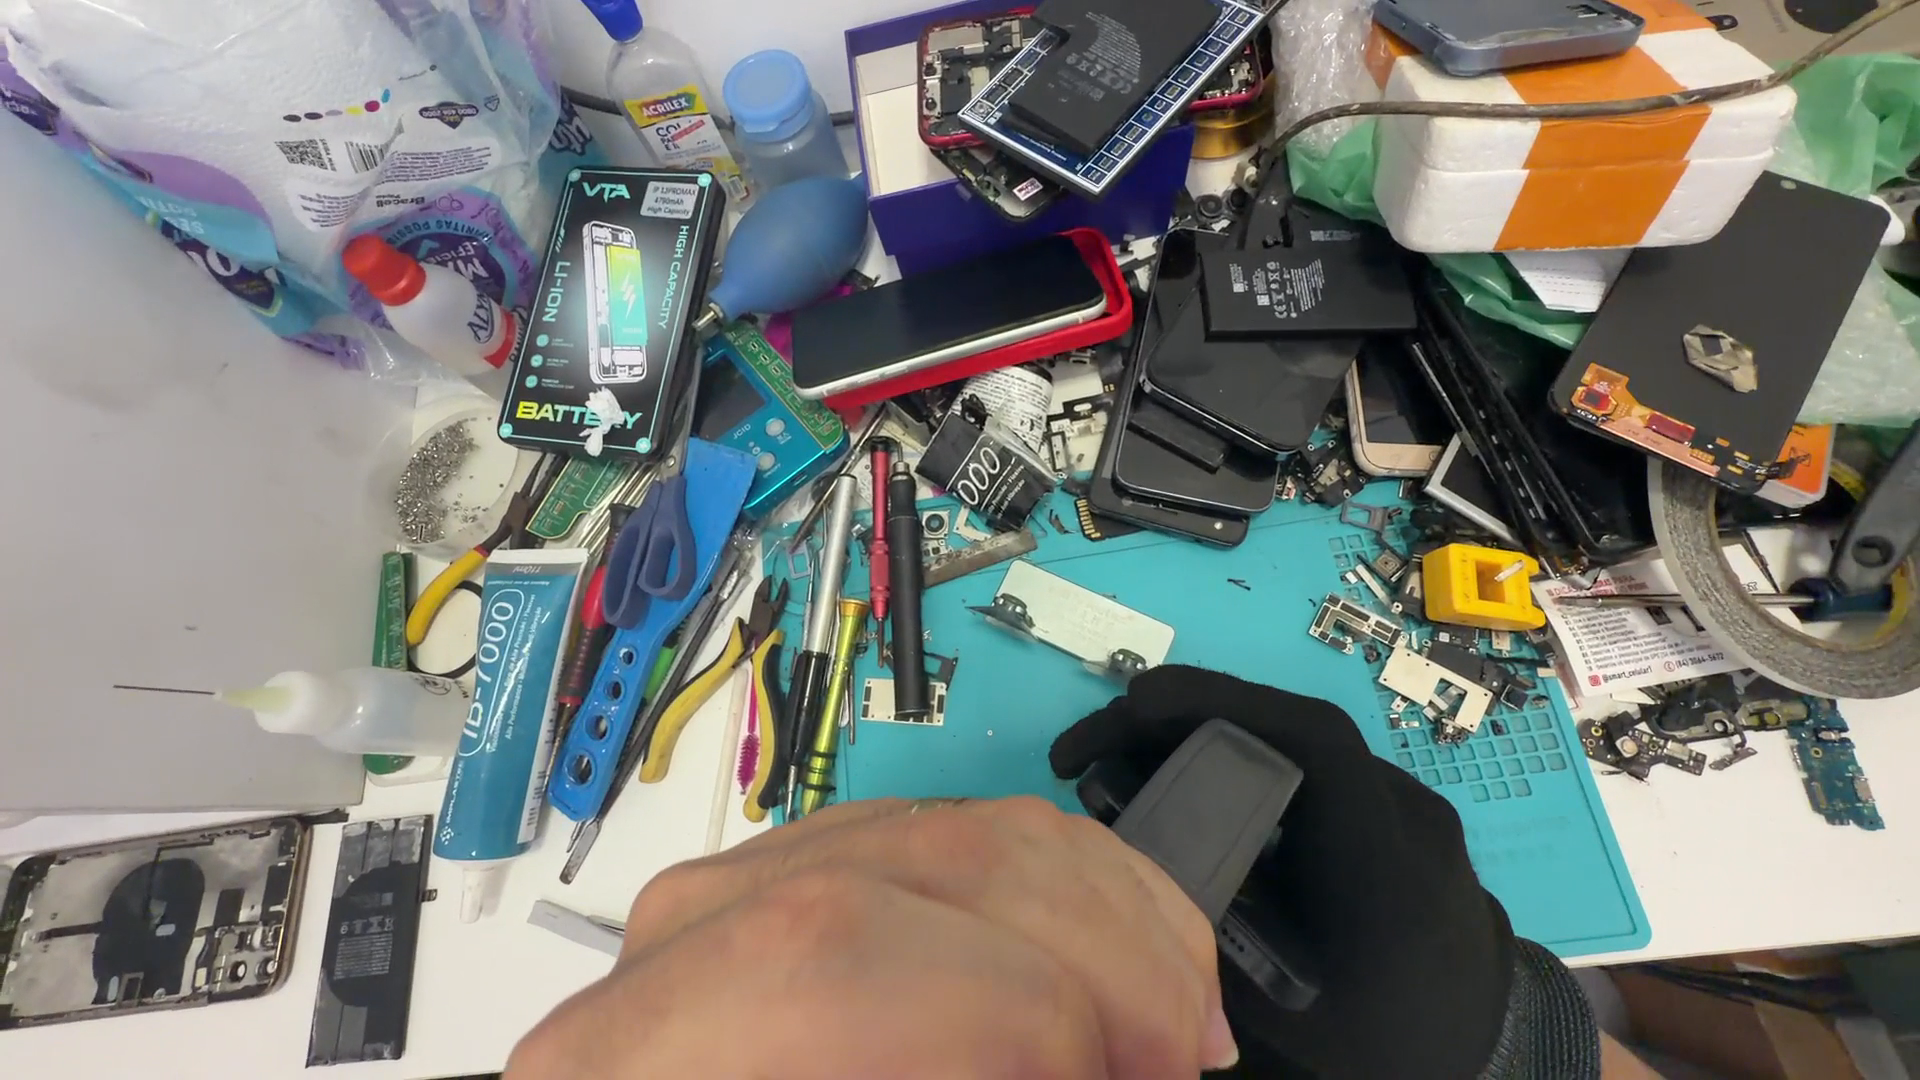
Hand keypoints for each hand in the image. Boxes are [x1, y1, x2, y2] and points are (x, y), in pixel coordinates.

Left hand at [507, 797, 1240, 1078]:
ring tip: (1182, 1009)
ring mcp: (763, 870)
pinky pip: (958, 826)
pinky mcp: (819, 857)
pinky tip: (1124, 939)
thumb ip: (992, 1066)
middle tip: (1189, 1055)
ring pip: (962, 821)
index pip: (837, 950)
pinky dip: (1063, 877)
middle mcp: (698, 920)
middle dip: (1097, 953)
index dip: (1020, 1011)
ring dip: (1104, 905)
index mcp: (648, 1038)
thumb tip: (1103, 1054)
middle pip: (924, 857)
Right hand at [1052, 666, 1517, 1079]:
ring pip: (1268, 733)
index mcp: (1381, 853)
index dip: (1219, 700)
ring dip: (1181, 731)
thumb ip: (1207, 945)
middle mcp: (1386, 801)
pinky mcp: (1363, 799)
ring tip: (1104, 762)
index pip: (1310, 737)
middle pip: (1271, 720)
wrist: (1483, 1038)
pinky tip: (1164, 781)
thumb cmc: (1387, 1029)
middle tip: (1080, 750)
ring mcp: (1379, 793)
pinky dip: (1211, 752)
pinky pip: (1279, 755)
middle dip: (1166, 716)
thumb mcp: (1289, 1013)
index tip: (1133, 703)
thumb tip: (1119, 887)